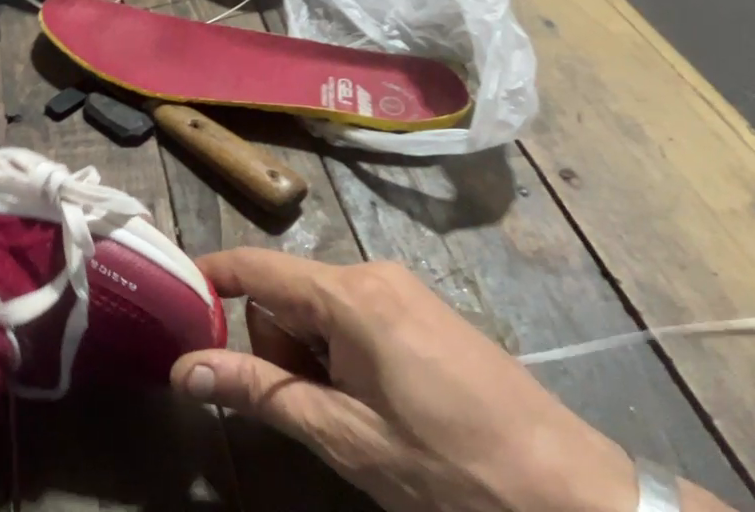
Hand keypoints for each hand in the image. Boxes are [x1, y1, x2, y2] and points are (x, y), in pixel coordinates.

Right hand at [171, 249, 730, 511]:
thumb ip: (256, 391)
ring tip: (349, 417)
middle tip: (304, 408)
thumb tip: (179, 370)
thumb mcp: (344, 435)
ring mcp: (404, 292)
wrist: (588, 504)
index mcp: (349, 295)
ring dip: (309, 357)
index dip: (204, 279)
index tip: (166, 305)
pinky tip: (376, 405)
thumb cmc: (455, 469)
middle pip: (282, 292)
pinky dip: (339, 355)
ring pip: (315, 309)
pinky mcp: (426, 314)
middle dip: (273, 346)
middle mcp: (373, 275)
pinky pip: (352, 318)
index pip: (251, 266)